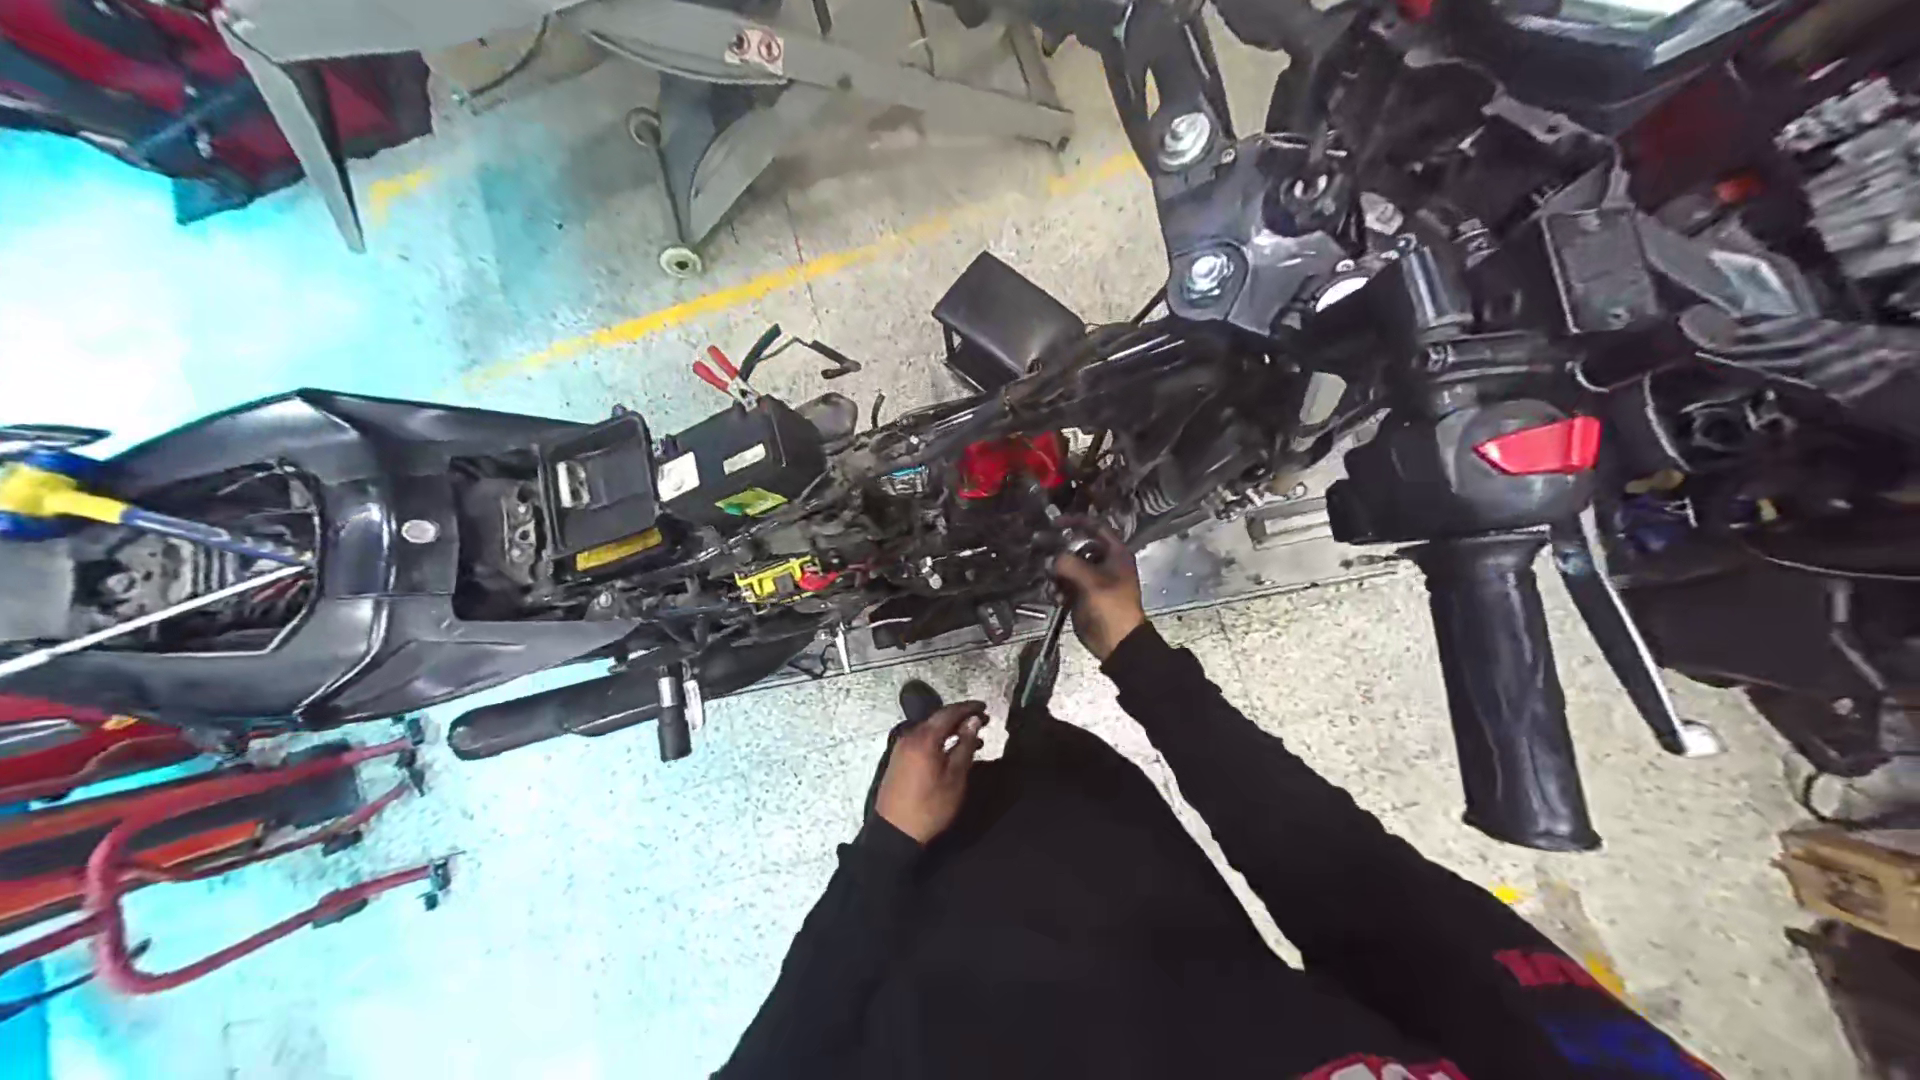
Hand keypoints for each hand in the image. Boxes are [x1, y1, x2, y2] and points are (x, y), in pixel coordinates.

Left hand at [874, 701, 987, 843]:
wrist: (895, 832)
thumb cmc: (931, 806)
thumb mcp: (955, 777)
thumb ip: (965, 745)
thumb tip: (974, 720)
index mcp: (924, 738)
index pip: (949, 713)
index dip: (968, 708)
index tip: (985, 707)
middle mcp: (910, 736)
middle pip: (938, 719)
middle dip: (961, 718)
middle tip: (983, 721)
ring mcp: (902, 747)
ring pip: (930, 729)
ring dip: (951, 730)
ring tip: (972, 738)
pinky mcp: (899, 758)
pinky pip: (922, 740)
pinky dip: (939, 739)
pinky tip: (952, 749)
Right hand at [1051, 525, 1146, 661]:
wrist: (1117, 642)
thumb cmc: (1111, 607)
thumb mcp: (1092, 582)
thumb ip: (1070, 564)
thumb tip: (1052, 559)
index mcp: (1115, 554)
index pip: (1096, 527)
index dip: (1077, 521)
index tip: (1055, 523)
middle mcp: (1104, 562)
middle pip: (1078, 546)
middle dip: (1060, 551)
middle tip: (1042, 551)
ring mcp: (1092, 579)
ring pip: (1068, 565)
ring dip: (1057, 572)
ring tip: (1052, 584)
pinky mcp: (1081, 594)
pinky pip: (1065, 583)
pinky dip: (1058, 588)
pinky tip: (1055, 597)